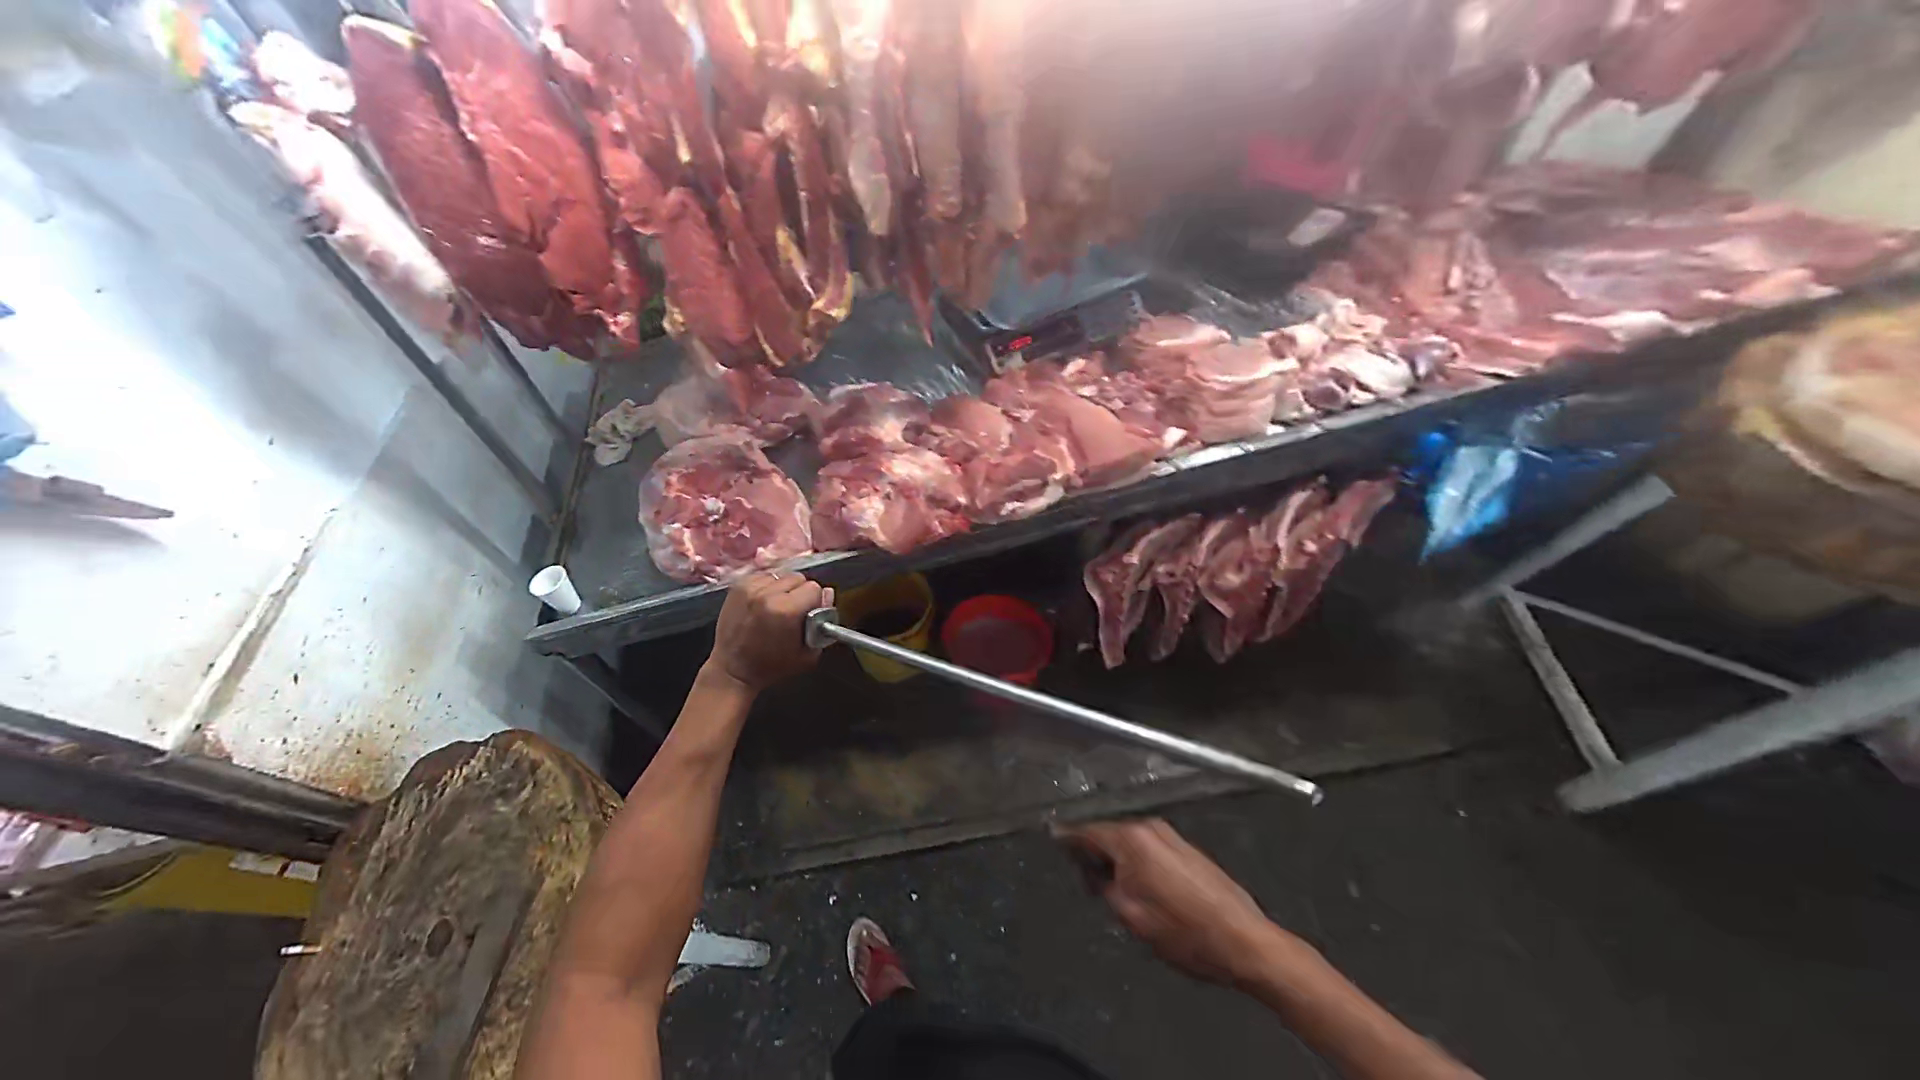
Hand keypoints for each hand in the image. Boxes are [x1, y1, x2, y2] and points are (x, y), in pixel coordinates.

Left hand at [707, 572, 831, 692]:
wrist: (733, 669)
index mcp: (786, 610)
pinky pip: (763, 577)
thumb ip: (823, 621)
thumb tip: (828, 593)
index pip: (814, 588)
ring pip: (781, 576)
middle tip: (793, 611)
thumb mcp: (808, 654)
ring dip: (783, 588)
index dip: (815, 601)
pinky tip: (763, 602)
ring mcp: (750, 588)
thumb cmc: (773, 666)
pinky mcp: (737, 587)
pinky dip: (767, 586)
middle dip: (800, 593)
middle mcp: (767, 594)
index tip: (809, 614)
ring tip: (776, 606)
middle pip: (798, 578)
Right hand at [1056, 818, 1288, 986]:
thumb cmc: (1184, 932)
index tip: (1050, 839)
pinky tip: (1136, 884)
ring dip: (1114, 856)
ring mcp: (1170, 834)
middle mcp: (1150, 826)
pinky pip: (1147, 846)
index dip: (1066, 837)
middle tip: (1084, 878)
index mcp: (1132, 838)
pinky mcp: (1185, 847)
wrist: (1245, 941)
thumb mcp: (1130, 915)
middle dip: (1092, 850)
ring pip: (1128, 839)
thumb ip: (1101, 884)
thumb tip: (1088, 867)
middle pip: (1107, 831)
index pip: (1086, 829)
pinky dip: (1134, 859)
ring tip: (1109, 886)